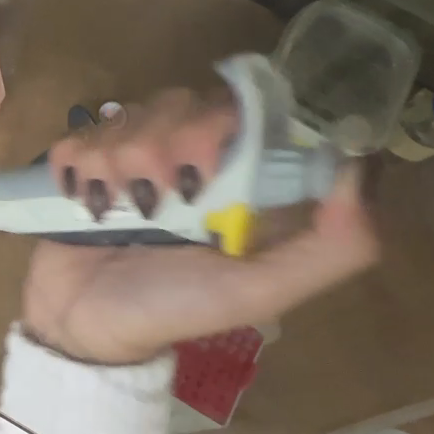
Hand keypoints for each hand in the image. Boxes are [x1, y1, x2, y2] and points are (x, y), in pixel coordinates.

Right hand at [25, 91, 379, 363]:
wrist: (82, 330)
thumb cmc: (169, 311)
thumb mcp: (259, 291)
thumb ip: (328, 248)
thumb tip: (360, 170)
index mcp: (236, 179)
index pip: (244, 108)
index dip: (223, 124)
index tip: (206, 167)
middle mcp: (186, 160)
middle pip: (180, 103)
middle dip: (162, 150)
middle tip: (155, 201)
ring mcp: (128, 163)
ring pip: (128, 118)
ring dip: (115, 165)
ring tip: (110, 210)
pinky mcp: (78, 171)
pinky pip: (77, 137)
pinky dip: (74, 166)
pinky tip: (80, 199)